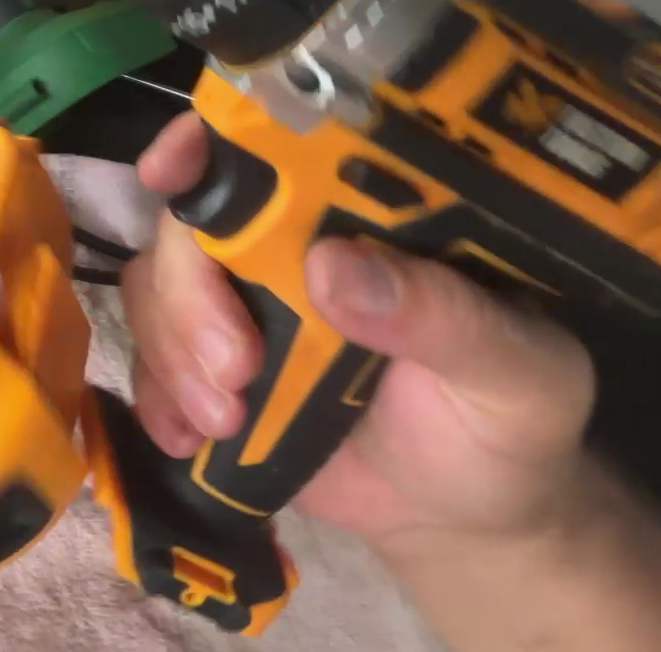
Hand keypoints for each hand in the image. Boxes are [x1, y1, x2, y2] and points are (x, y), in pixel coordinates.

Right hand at [126, 113, 596, 556]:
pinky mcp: (198, 362)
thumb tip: (333, 266)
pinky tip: (187, 437)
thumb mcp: (515, 374)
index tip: (167, 170)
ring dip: (172, 356)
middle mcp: (274, 249)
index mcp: (347, 221)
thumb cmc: (500, 424)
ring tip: (225, 422)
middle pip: (184, 231)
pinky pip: (145, 359)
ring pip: (153, 292)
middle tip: (234, 372)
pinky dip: (155, 396)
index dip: (202, 145)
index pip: (261, 153)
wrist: (454, 515)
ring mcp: (227, 303)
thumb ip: (444, 318)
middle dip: (189, 297)